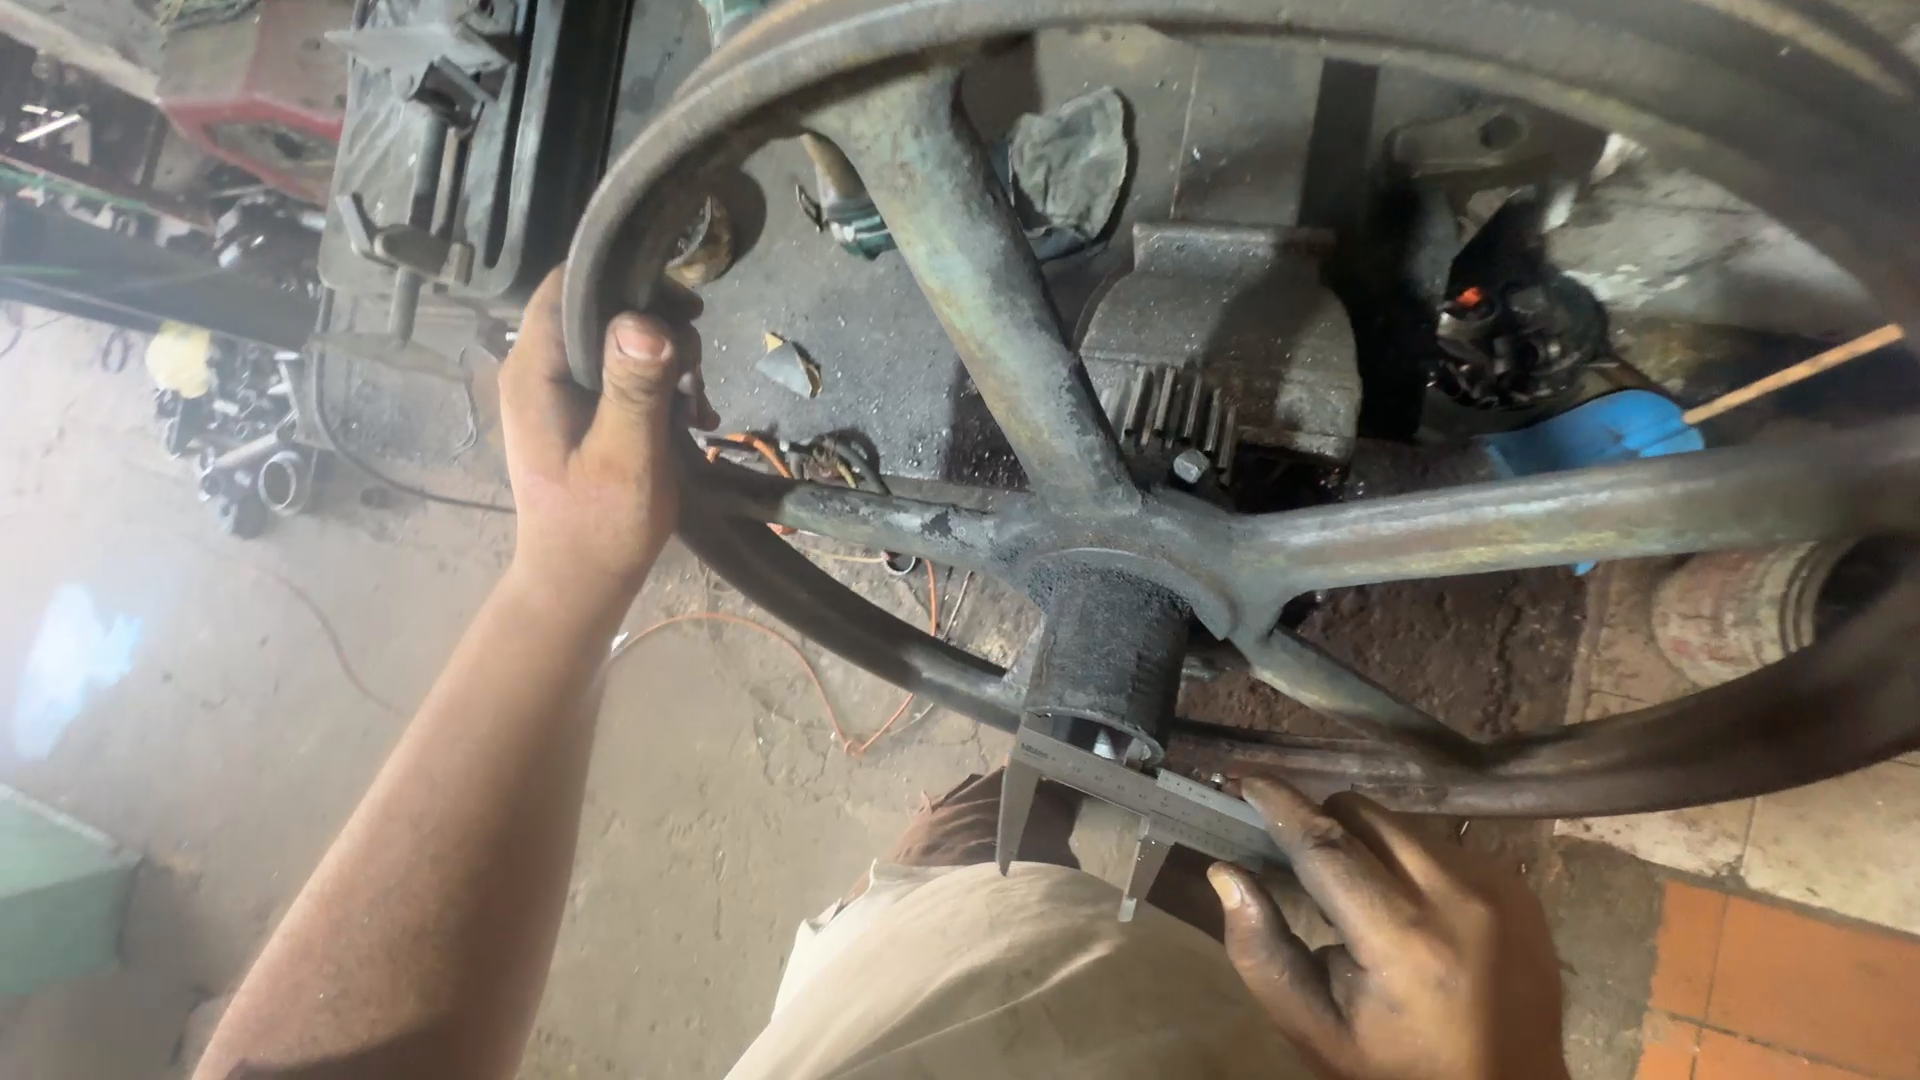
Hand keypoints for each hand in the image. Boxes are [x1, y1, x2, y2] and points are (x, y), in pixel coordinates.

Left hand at [499, 267, 715, 612]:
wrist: (582, 579)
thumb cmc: (600, 525)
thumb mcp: (625, 458)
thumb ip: (634, 390)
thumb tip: (648, 323)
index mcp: (536, 371)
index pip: (568, 286)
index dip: (627, 282)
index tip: (685, 310)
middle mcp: (541, 370)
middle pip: (601, 312)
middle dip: (660, 331)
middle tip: (697, 377)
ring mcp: (561, 392)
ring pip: (620, 343)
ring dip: (670, 365)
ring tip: (698, 409)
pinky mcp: (584, 413)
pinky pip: (626, 377)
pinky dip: (664, 389)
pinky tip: (692, 420)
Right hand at [1209, 779, 1567, 1079]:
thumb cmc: (1395, 1068)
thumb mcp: (1311, 1027)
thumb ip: (1260, 949)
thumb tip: (1225, 871)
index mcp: (1404, 942)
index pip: (1325, 846)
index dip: (1280, 805)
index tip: (1244, 781)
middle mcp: (1458, 899)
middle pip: (1360, 814)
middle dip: (1318, 822)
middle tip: (1298, 860)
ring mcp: (1496, 888)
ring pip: (1396, 821)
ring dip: (1361, 839)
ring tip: (1356, 890)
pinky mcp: (1518, 887)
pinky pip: (1435, 839)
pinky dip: (1403, 856)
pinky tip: (1403, 902)